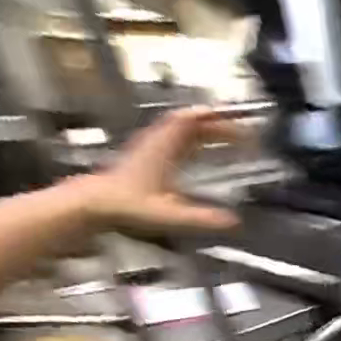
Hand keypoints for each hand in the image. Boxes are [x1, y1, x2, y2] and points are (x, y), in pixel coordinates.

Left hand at [76, 107, 239, 233]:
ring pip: (185, 126)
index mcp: (165, 147)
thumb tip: (232, 221)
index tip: (238, 122)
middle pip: (193, 121)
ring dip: (208, 127)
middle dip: (220, 124)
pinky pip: (177, 135)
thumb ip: (201, 218)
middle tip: (243, 131)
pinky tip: (204, 146)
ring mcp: (154, 144)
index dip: (217, 119)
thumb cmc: (129, 206)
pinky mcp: (150, 153)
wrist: (97, 203)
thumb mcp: (169, 215)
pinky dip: (195, 135)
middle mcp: (159, 140)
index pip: (193, 121)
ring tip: (229, 134)